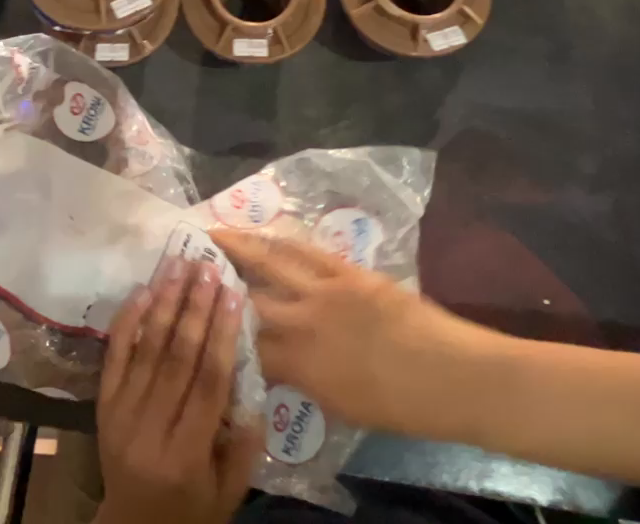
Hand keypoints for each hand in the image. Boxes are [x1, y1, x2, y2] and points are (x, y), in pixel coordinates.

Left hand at [94, 257, 262, 523]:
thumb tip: (250, 376)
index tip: (233, 295)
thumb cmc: (190, 509)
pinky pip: (114, 356)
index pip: (208, 384)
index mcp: (186, 453)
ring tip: (178, 265)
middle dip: (194, 308)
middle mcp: (149, 429)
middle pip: (176, 358)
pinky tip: (142, 291)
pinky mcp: (102, 404)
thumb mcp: (229, 491)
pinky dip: (128, 322)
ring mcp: (120, 413)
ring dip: (164, 302)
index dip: (222, 336)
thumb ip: (244, 442)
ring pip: (145, 349)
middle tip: (207, 268)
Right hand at [212, 231, 498, 436]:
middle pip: (247, 300)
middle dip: (216, 284)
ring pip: (269, 263)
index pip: (247, 347)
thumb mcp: (340, 407)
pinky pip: (303, 250)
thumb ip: (303, 381)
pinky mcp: (345, 271)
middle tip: (188, 267)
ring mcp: (323, 292)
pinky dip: (278, 240)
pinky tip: (261, 232)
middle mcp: (301, 325)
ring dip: (236, 246)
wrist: (451, 376)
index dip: (220, 332)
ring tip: (210, 233)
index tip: (199, 319)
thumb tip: (279, 365)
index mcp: (299, 367)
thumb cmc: (402, 406)